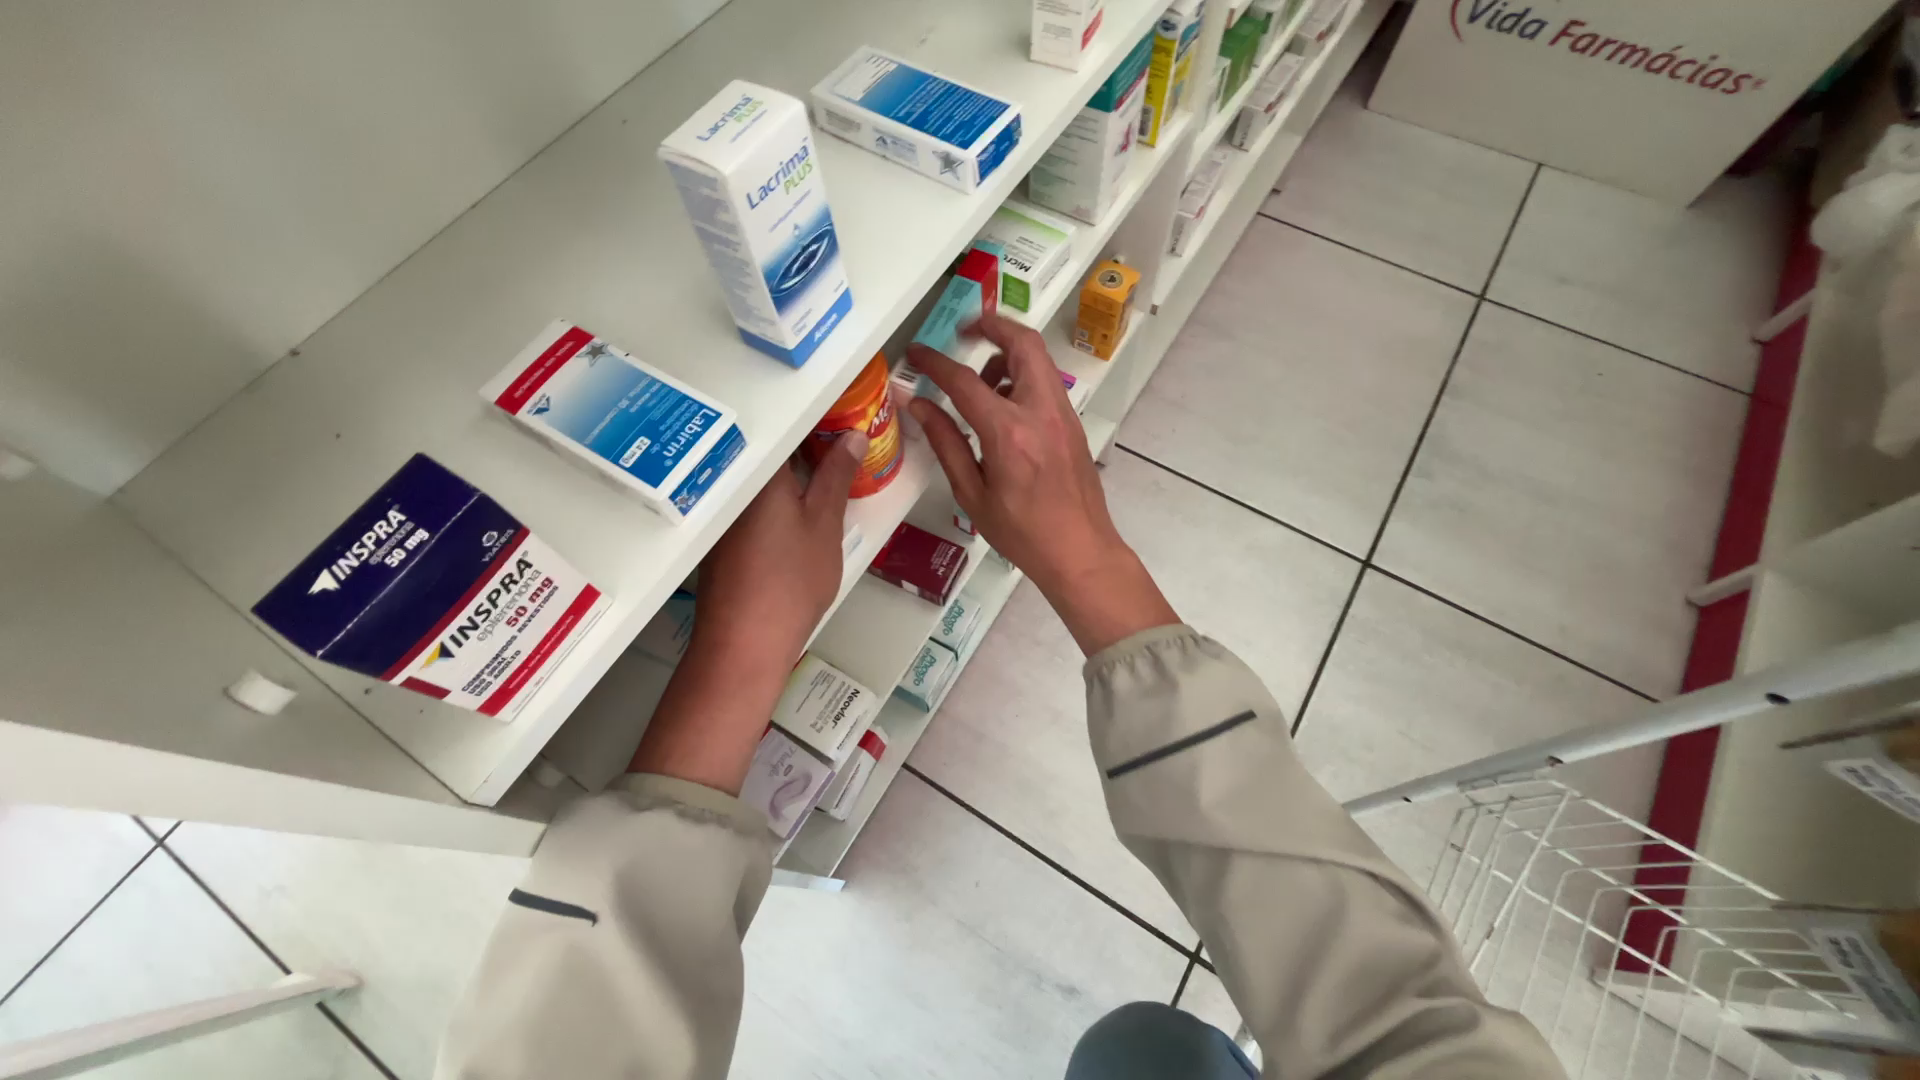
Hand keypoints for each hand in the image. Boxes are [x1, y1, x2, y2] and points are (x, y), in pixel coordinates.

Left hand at [695, 432, 865, 663]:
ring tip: (830, 466)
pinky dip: (776, 493)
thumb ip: (837, 476)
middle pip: (772, 448)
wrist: (745, 642)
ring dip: (793, 467)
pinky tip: (799, 503)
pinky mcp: (721, 534)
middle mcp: (733, 483)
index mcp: (760, 472)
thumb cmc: (791, 581)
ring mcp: (723, 510)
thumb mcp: (824, 524)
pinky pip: (752, 498)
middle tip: (847, 439)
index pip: (788, 424)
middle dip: (809, 440)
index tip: (848, 409)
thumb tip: (853, 435)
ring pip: (761, 474)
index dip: (819, 414)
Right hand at [906, 313, 1176, 654]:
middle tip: (963, 332)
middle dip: (991, 326)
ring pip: (1039, 359)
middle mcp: (1041, 412)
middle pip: (1022, 343)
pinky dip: (1022, 377)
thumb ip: (947, 443)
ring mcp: (1063, 415)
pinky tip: (1003, 410)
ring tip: (980, 385)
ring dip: (1008, 355)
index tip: (916, 352)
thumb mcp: (973, 494)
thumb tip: (920, 405)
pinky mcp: (1073, 424)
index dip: (936, 362)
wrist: (1080, 552)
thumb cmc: (1021, 533)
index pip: (965, 382)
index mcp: (1010, 433)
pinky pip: (1046, 383)